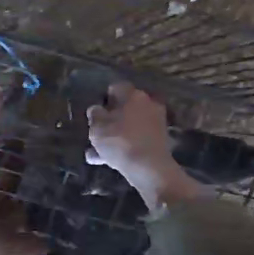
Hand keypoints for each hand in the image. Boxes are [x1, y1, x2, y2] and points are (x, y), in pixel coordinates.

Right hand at [86, 83, 199, 208]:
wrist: (148, 166)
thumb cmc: (119, 141)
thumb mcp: (97, 127)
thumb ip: (94, 115)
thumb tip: (96, 109)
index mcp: (132, 95)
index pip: (116, 87)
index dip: (104, 98)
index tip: (95, 111)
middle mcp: (147, 103)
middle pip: (124, 107)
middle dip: (110, 119)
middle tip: (97, 132)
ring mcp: (156, 121)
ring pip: (129, 125)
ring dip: (116, 135)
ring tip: (98, 151)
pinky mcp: (159, 138)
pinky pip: (137, 138)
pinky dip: (125, 145)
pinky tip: (110, 159)